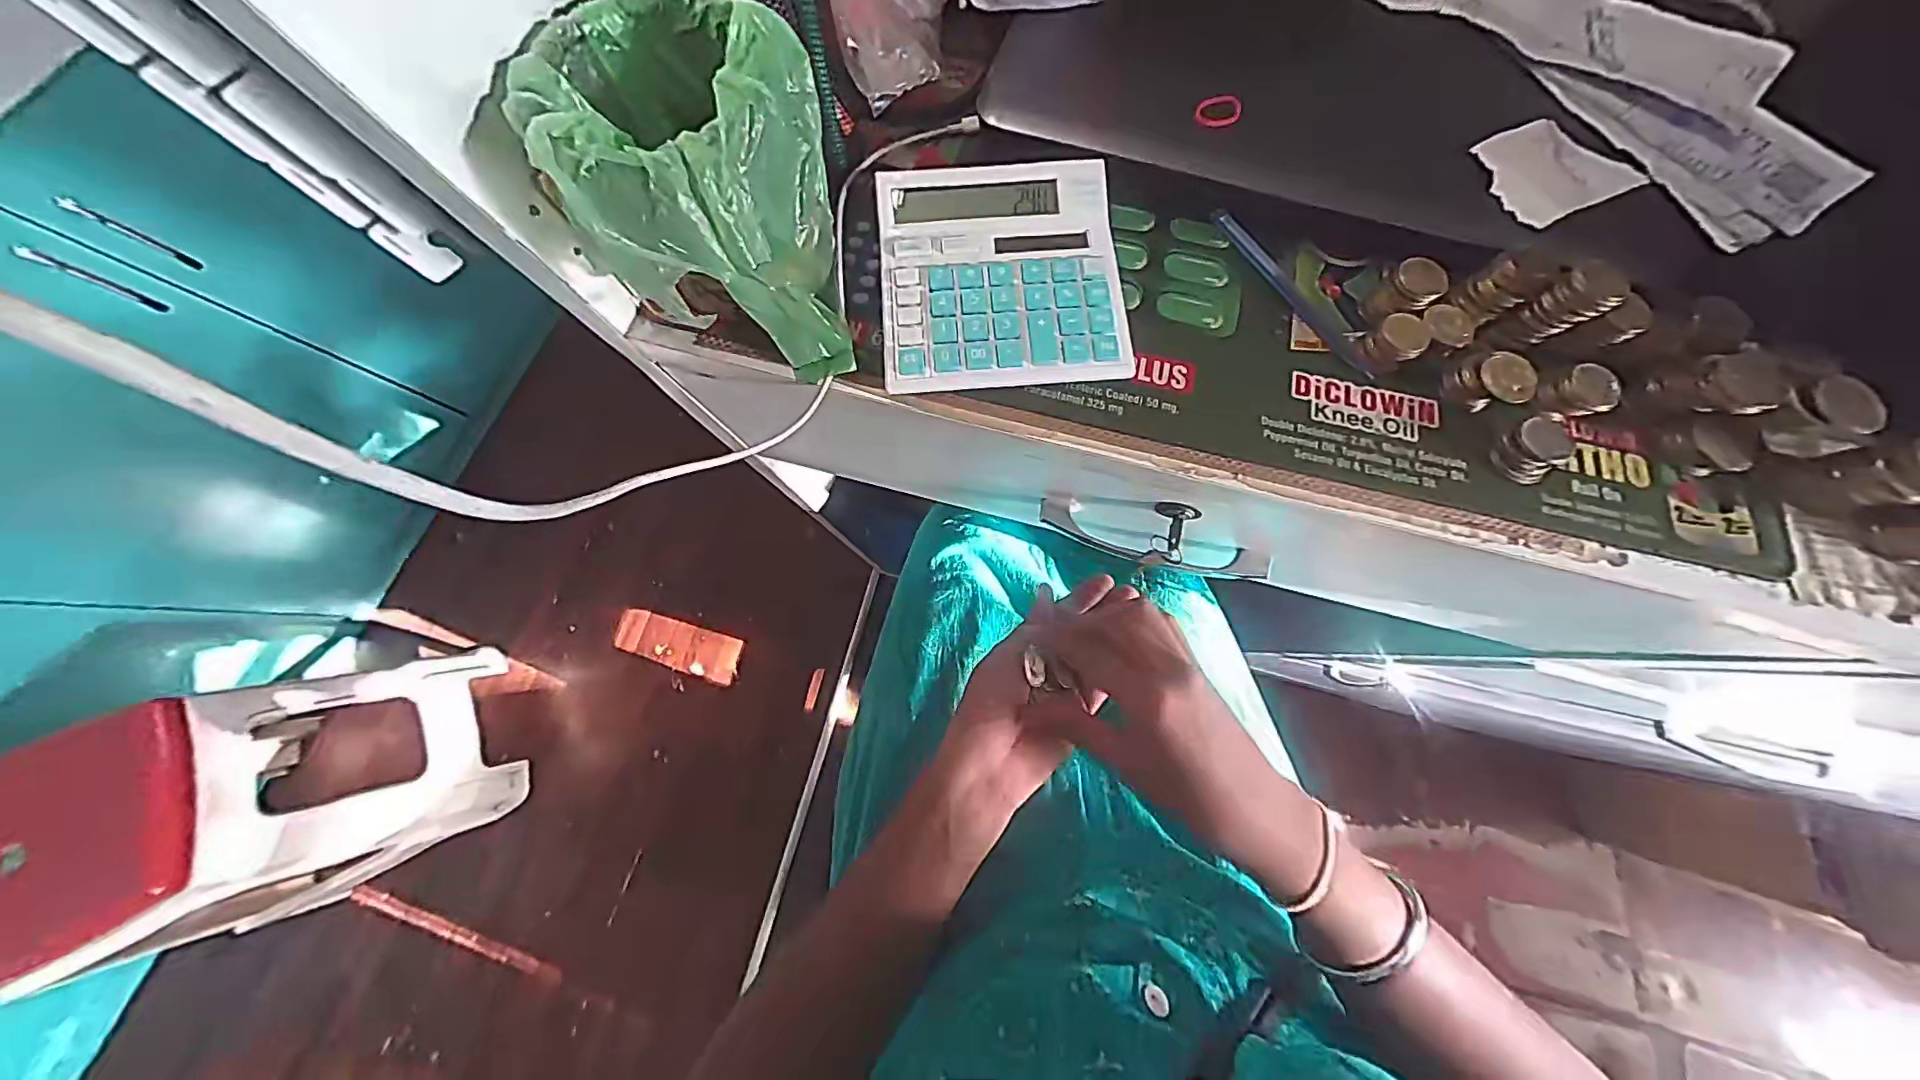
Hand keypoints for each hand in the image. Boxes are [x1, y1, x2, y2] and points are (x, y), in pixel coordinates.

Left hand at [922, 575, 1123, 822]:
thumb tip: (1046, 593)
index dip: (1082, 599)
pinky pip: (1100, 691)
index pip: (1060, 617)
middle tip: (1133, 597)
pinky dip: (1115, 673)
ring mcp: (1065, 691)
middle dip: (1104, 617)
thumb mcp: (1011, 654)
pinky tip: (1138, 652)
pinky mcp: (1081, 716)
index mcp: (1027, 647)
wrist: (992, 760)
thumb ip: (1037, 628)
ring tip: (1141, 616)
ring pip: (1094, 660)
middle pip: (1082, 637)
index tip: (1107, 582)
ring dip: (1114, 640)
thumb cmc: (992, 700)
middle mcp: (1048, 666)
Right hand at [1022, 583, 1306, 878]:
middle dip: (1075, 621)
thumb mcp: (1125, 765)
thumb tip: (1035, 706)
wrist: (1252, 804)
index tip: (1031, 639)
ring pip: (1138, 611)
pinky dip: (1129, 616)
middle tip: (1048, 634)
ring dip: (1102, 614)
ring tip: (1078, 633)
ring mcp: (1186, 659)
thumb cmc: (1187, 796)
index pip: (1091, 649)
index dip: (1056, 639)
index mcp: (1150, 698)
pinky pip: (1159, 620)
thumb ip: (1079, 727)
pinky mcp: (1195, 659)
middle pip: (1114, 619)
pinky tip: (1113, 633)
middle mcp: (1170, 668)